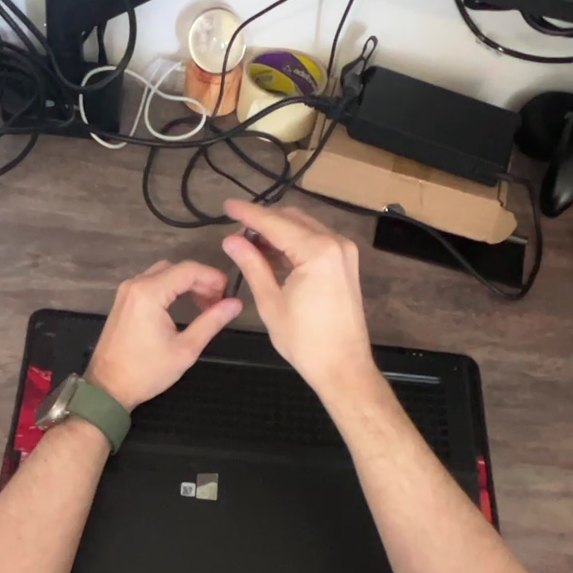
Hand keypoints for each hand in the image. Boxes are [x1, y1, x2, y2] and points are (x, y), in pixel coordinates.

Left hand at [86, 259, 241, 409]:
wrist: (108, 388)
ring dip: (185, 284)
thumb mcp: (185, 349)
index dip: (212, 277)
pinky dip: (170, 289)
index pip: (188, 270)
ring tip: (205, 305)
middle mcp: (135, 285)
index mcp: (149, 293)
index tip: (228, 293)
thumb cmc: (147, 372)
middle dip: (200, 280)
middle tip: (218, 301)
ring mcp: (126, 292)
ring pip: (163, 274)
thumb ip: (211, 322)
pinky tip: (184, 306)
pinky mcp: (123, 301)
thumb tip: (235, 304)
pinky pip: (151, 284)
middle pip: (175, 269)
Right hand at [221, 199, 377, 394]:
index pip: (275, 223)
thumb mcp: (271, 303)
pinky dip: (293, 244)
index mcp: (317, 251)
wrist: (343, 367)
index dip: (248, 214)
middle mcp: (335, 243)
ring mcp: (344, 252)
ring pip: (304, 228)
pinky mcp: (345, 264)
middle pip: (292, 219)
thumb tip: (231, 241)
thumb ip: (252, 265)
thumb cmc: (305, 341)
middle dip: (263, 222)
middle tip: (235, 234)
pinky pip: (315, 242)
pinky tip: (272, 255)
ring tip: (249, 245)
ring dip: (278, 232)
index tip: (227, 205)